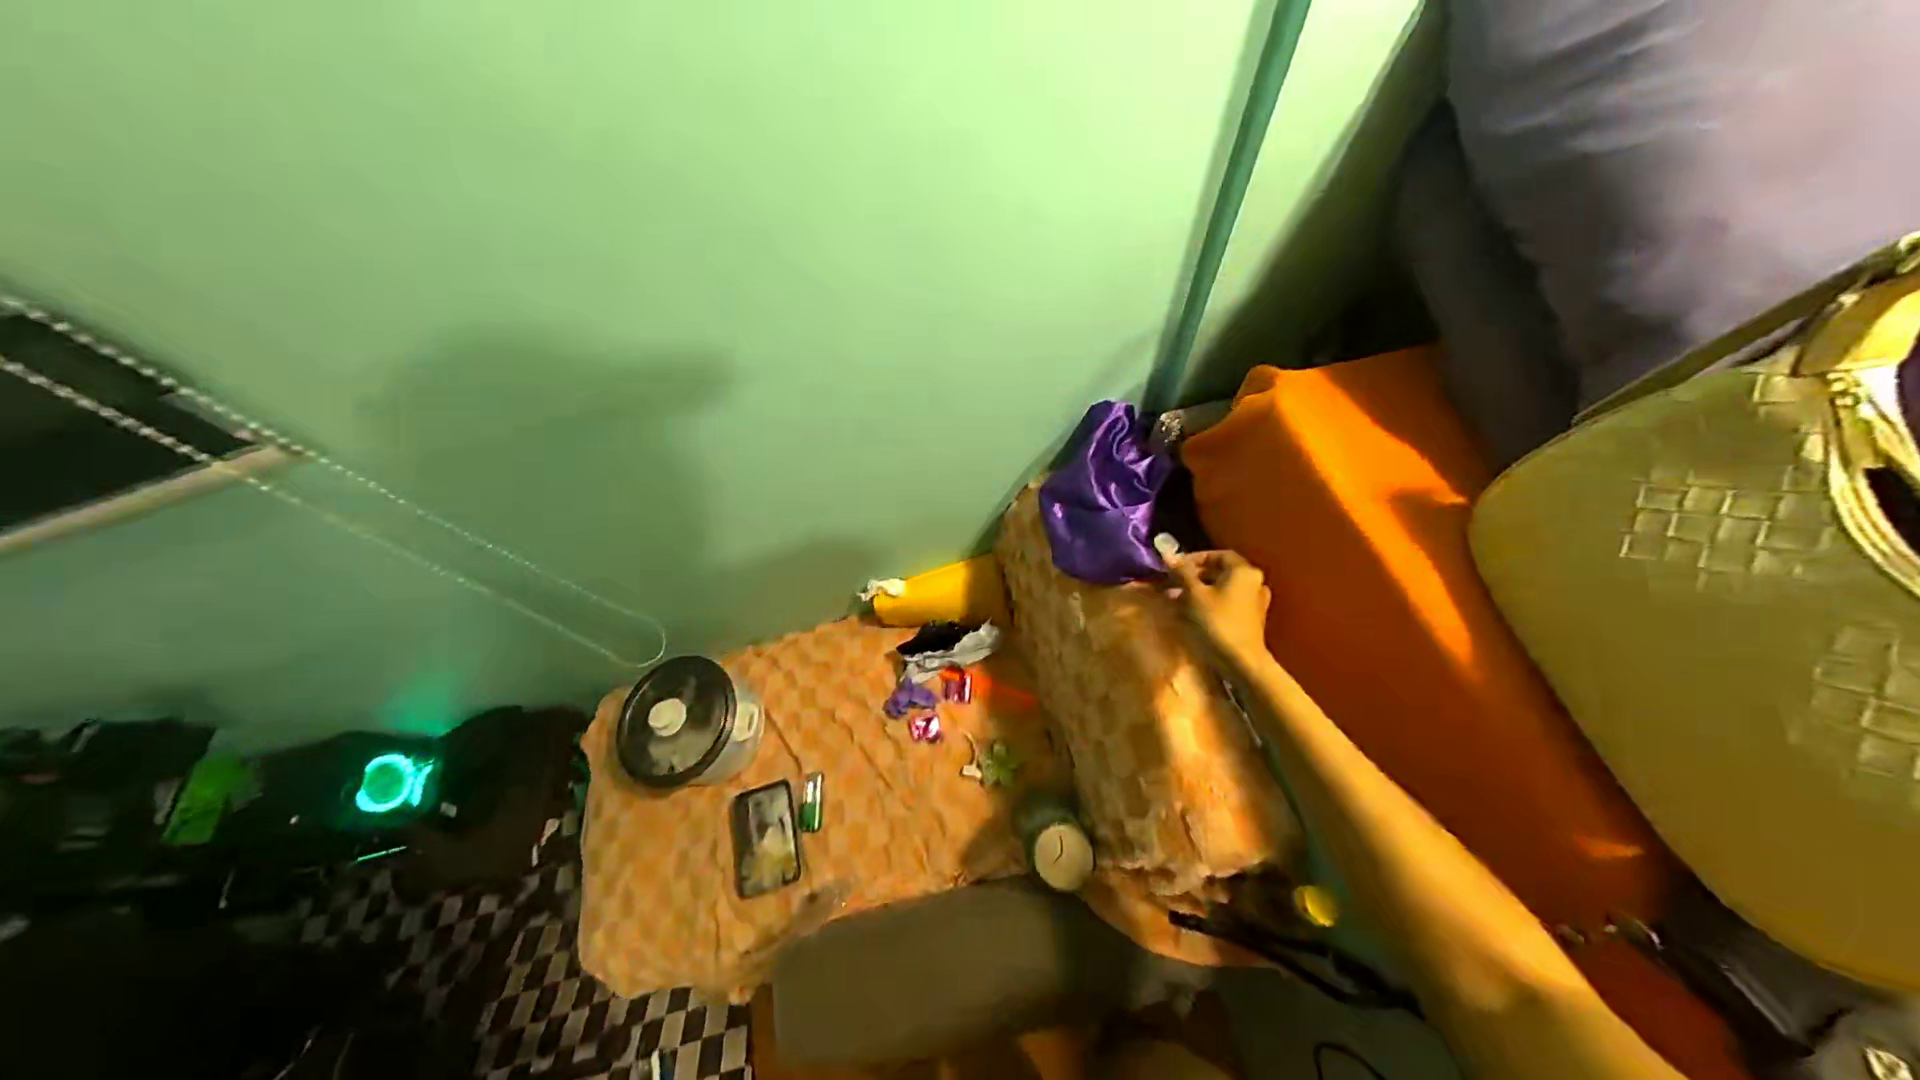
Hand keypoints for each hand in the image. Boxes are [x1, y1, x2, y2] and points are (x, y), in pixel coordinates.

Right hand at [1168, 550, 1271, 670]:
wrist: (1242, 662)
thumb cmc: (1217, 622)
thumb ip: (1181, 572)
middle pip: (1220, 571)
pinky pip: (1228, 602)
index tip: (1174, 567)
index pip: (1217, 555)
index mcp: (1243, 571)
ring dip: (1199, 590)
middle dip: (1194, 576)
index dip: (1194, 558)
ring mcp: (1255, 601)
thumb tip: (1167, 554)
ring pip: (1222, 588)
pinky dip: (1210, 603)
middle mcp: (1254, 582)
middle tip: (1172, 583)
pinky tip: (1192, 612)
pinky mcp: (1251, 619)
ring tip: (1176, 599)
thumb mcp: (1194, 594)